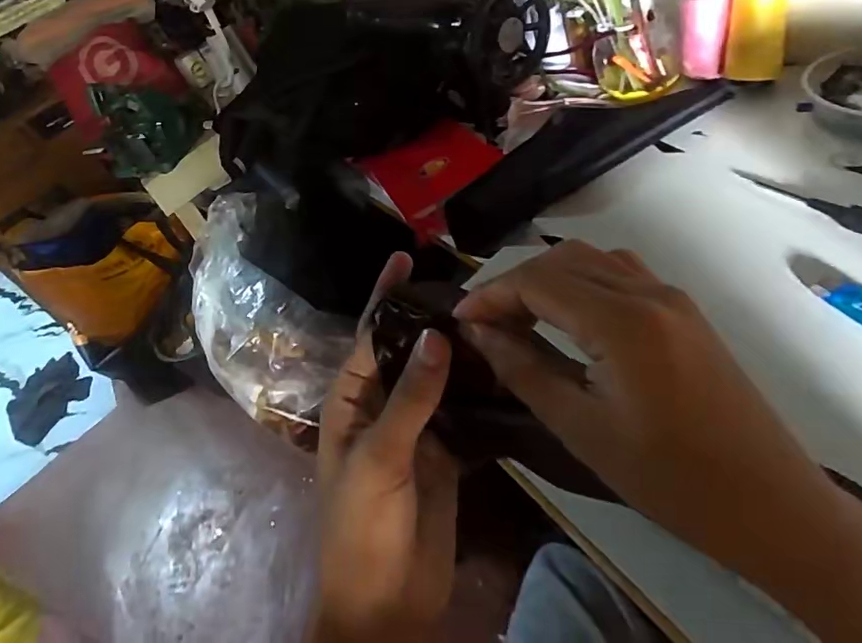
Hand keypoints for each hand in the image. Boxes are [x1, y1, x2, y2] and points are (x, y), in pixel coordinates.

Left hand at [310, 253, 459, 642]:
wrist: (387, 605)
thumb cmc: (362, 526)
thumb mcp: (379, 457)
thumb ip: (410, 398)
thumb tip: (436, 335)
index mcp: (353, 398)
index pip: (372, 335)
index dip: (387, 297)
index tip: (405, 256)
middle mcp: (384, 404)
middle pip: (409, 350)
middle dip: (432, 318)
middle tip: (473, 282)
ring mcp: (418, 427)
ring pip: (439, 377)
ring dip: (460, 350)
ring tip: (496, 312)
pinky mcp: (448, 450)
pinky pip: (464, 409)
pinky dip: (481, 389)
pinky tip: (508, 364)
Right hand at [451, 240, 838, 566]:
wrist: (772, 504)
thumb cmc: (672, 480)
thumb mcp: (585, 430)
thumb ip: (525, 370)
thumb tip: (480, 332)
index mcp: (623, 322)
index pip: (538, 281)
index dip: (492, 294)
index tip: (460, 318)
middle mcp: (648, 292)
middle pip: (563, 259)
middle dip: (517, 282)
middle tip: (487, 322)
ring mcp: (672, 296)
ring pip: (593, 259)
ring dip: (550, 276)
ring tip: (523, 317)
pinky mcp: (685, 309)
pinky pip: (622, 272)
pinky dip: (585, 279)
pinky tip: (574, 315)